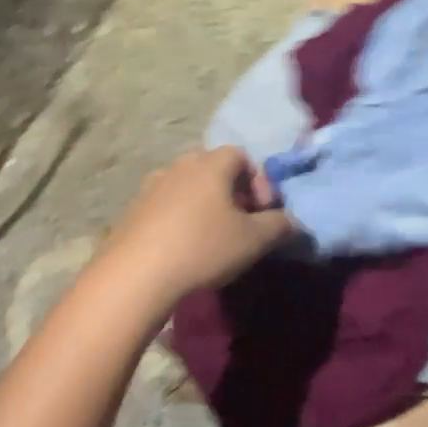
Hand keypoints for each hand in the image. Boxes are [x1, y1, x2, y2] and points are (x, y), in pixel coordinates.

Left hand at [95, 146, 294, 305]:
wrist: (138, 272)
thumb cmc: (203, 247)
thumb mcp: (253, 240)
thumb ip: (279, 225)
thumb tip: (293, 220)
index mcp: (210, 163)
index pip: (241, 155)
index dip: (259, 180)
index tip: (264, 212)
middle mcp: (179, 164)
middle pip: (212, 167)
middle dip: (232, 191)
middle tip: (241, 223)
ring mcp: (152, 184)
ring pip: (187, 185)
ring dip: (204, 204)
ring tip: (212, 237)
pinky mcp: (134, 207)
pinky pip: (165, 203)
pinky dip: (179, 217)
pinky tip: (182, 247)